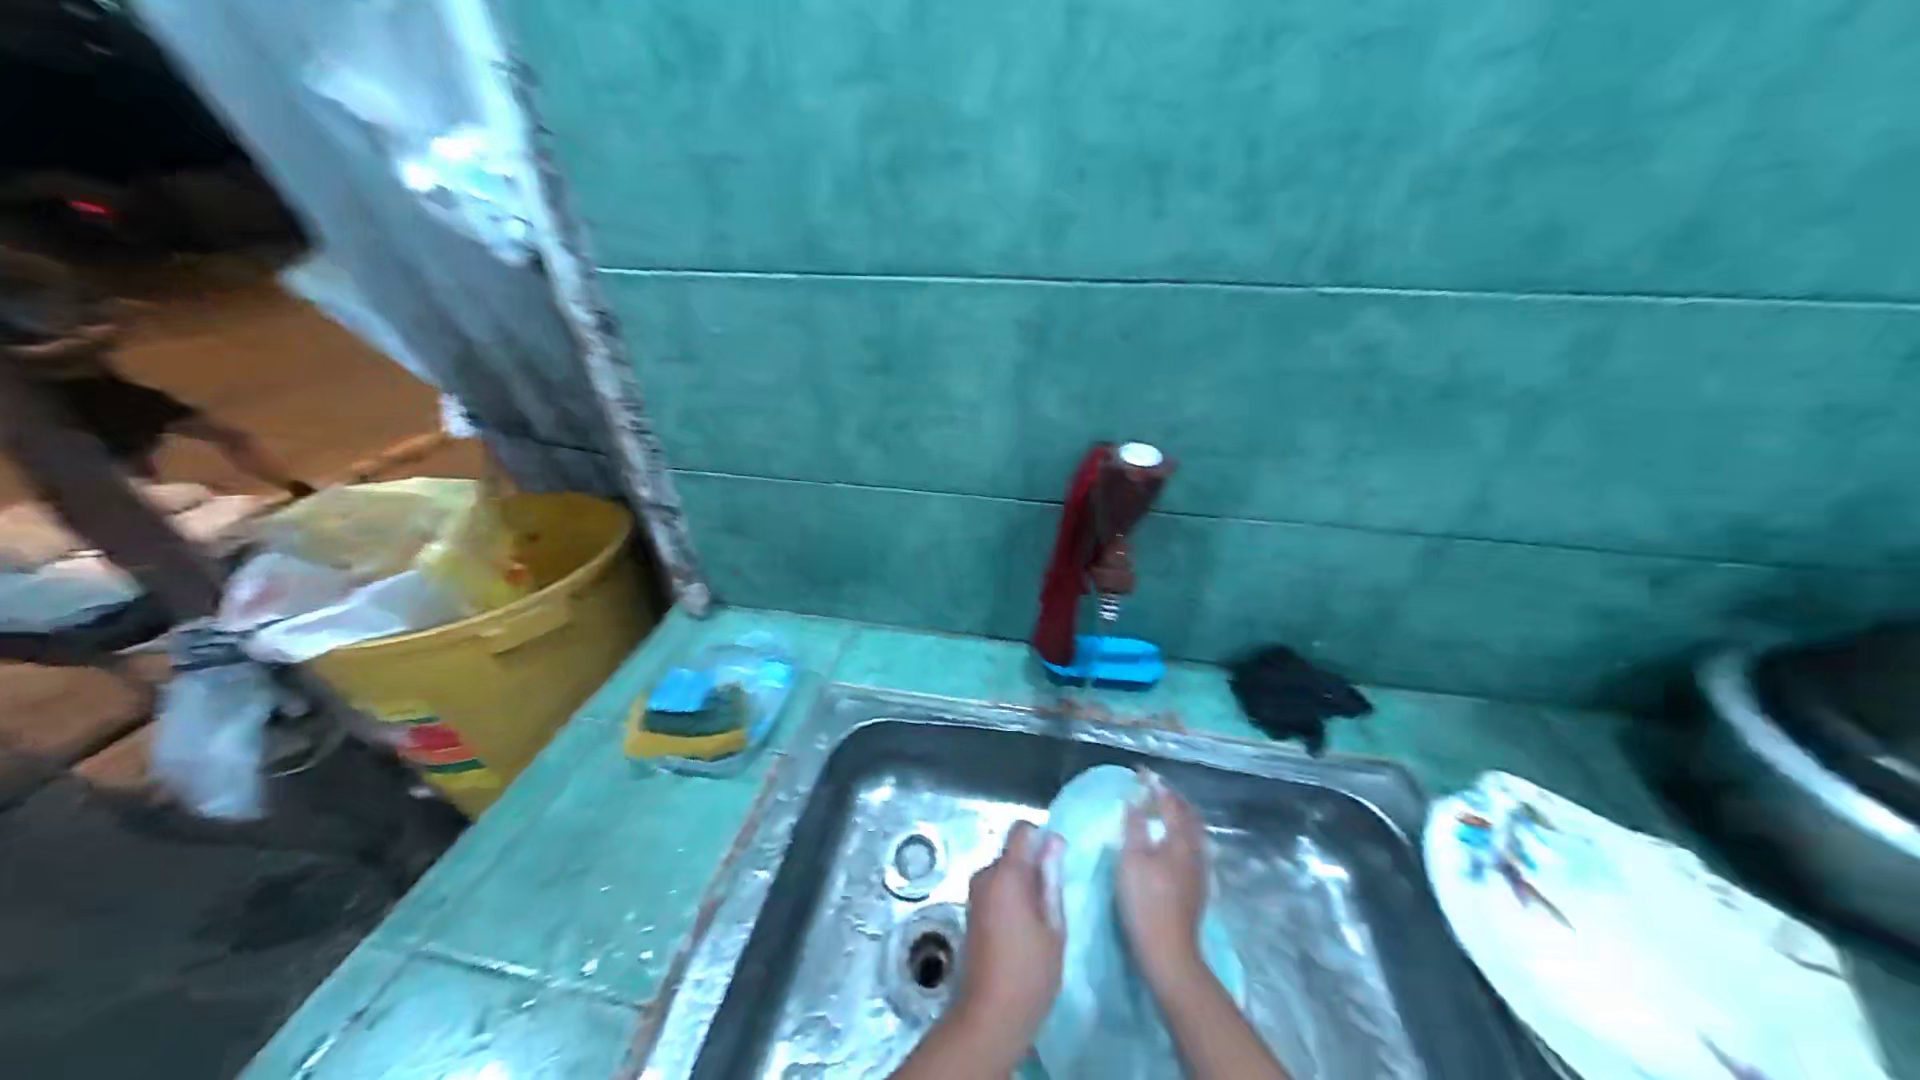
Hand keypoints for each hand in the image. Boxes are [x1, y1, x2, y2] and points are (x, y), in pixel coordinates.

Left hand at [953, 820, 1064, 1047]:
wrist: (990, 1015)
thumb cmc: (1030, 972)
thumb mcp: (1054, 925)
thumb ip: (1051, 879)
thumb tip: (1054, 841)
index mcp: (1006, 874)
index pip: (1022, 830)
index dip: (1042, 838)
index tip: (1058, 862)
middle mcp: (985, 876)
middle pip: (1013, 852)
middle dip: (1034, 865)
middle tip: (1055, 898)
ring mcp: (975, 893)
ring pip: (1005, 871)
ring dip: (1023, 883)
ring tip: (1042, 917)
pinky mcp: (971, 911)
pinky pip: (996, 888)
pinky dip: (1011, 897)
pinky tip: (1024, 927)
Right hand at [1117, 770, 1209, 984]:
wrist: (1168, 952)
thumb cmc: (1144, 901)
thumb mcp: (1131, 860)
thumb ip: (1134, 827)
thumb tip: (1135, 799)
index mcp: (1179, 839)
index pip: (1169, 802)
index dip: (1155, 784)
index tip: (1141, 772)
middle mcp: (1195, 850)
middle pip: (1188, 814)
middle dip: (1172, 797)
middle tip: (1153, 787)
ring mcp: (1200, 870)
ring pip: (1194, 831)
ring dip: (1179, 815)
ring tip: (1162, 810)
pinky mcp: (1198, 886)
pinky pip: (1193, 846)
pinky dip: (1182, 833)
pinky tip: (1171, 842)